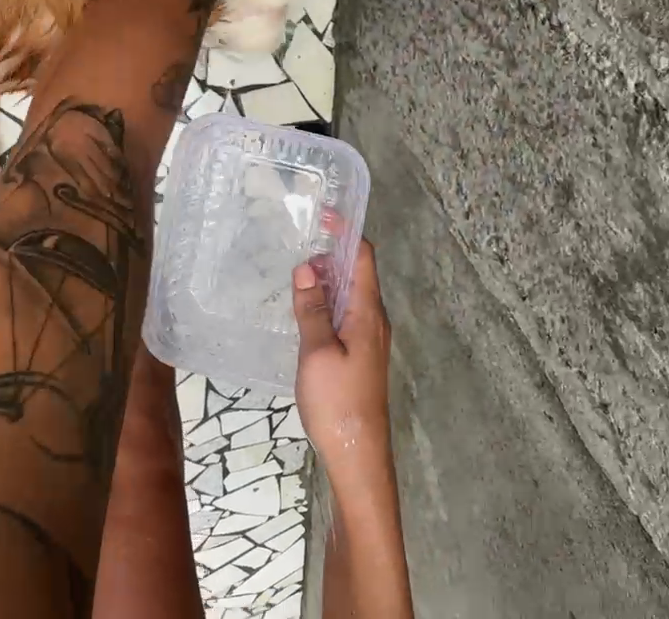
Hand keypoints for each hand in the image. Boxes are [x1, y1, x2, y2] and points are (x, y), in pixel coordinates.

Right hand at [291, 241, 392, 490]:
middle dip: (332, 252)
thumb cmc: (338, 400)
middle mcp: (374, 320)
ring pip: (350, 295)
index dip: (346, 231)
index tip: (323, 214)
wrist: (358, 454)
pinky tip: (304, 308)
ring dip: (327, 278)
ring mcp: (368, 339)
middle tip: (298, 238)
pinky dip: (327, 302)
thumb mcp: (317, 351)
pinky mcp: (359, 355)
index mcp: (368, 312)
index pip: (363, 257)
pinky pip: (345, 315)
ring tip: (295, 267)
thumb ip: (312, 309)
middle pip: (357, 273)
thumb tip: (307, 267)